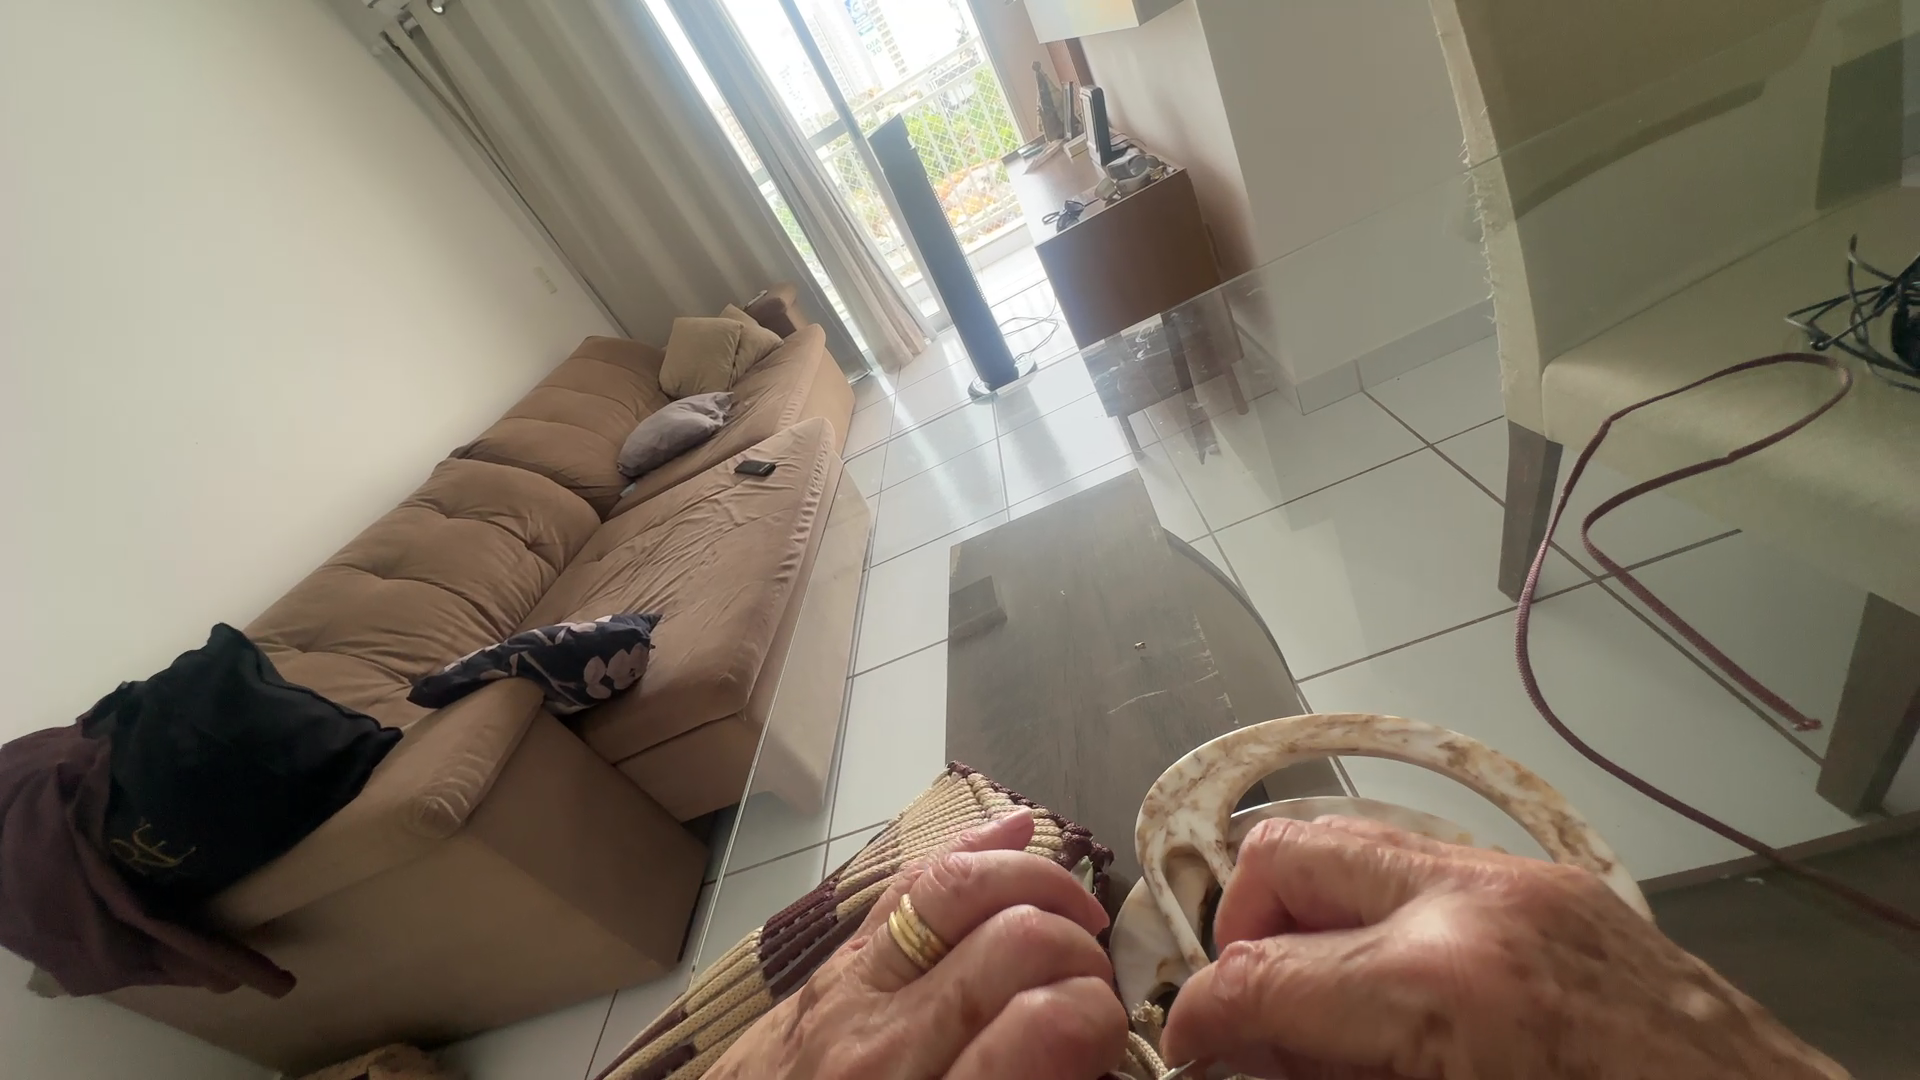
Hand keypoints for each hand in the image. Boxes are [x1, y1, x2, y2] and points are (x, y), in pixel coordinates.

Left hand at [708, 810, 1128, 1078]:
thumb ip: (1020, 1079)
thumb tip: (1087, 1045)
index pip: (1039, 1025)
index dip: (1094, 1013)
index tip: (1111, 1026)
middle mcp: (883, 1039)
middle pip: (1008, 940)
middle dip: (1073, 944)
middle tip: (1094, 974)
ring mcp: (851, 984)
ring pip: (956, 885)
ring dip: (1034, 881)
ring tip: (1075, 907)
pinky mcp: (837, 957)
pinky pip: (910, 879)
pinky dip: (969, 848)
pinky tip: (1013, 832)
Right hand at [1160, 816, 1844, 1078]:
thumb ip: (1326, 1078)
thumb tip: (1245, 1056)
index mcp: (1449, 992)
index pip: (1264, 973)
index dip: (1204, 1015)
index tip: (1191, 1044)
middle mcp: (1471, 903)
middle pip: (1280, 855)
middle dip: (1242, 927)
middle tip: (1252, 1001)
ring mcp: (1515, 878)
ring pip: (1338, 839)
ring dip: (1301, 909)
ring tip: (1319, 987)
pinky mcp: (1547, 879)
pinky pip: (1409, 861)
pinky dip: (1369, 909)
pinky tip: (1392, 977)